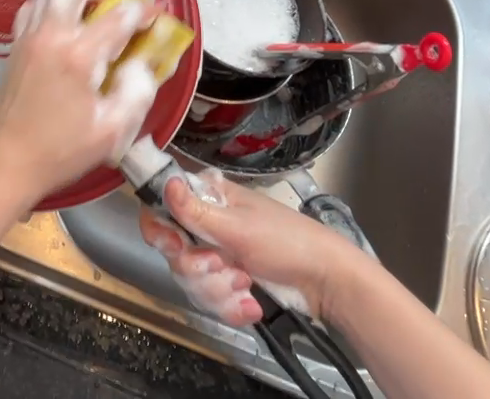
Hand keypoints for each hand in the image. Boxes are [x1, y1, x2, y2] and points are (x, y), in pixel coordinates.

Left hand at [0, 0, 161, 204]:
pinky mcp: (15, 44)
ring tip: (94, 10)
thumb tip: (143, 62)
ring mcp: (28, 36)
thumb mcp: (114, 130)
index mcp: (78, 55)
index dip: (143, 11)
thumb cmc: (63, 150)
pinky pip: (32, 6)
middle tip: (118, 4)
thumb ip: (137, 91)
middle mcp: (50, 34)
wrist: (9, 161)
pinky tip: (63, 24)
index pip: (118, 17)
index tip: (156, 14)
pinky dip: (50, 4)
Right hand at [139, 171, 372, 326]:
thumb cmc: (286, 242)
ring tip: (246, 287)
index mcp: (207, 199)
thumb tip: (165, 183)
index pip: (162, 209)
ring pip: (191, 281)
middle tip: (223, 267)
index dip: (160, 231)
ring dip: (218, 290)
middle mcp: (207, 226)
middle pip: (174, 253)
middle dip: (199, 269)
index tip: (174, 246)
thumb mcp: (239, 227)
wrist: (328, 284)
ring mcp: (218, 257)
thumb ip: (196, 211)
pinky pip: (211, 301)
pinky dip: (231, 307)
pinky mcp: (229, 284)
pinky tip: (251, 305)